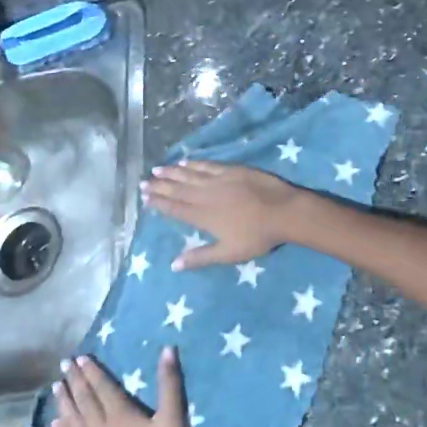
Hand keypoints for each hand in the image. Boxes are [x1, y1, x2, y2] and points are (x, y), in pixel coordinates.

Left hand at [51, 349, 192, 426]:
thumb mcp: (174, 423)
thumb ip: (170, 385)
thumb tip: (167, 349)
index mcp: (121, 417)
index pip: (103, 388)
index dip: (92, 372)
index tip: (79, 358)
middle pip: (85, 402)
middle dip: (75, 382)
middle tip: (63, 365)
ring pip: (72, 423)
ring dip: (64, 404)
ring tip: (56, 387)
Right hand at [143, 161, 310, 269]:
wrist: (283, 211)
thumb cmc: (257, 236)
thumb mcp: (229, 253)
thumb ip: (201, 257)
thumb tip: (174, 264)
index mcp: (203, 216)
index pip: (175, 208)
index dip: (159, 203)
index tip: (145, 197)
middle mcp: (206, 195)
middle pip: (178, 189)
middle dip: (160, 186)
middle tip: (144, 182)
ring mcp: (219, 180)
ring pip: (189, 174)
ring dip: (172, 172)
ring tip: (157, 170)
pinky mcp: (232, 170)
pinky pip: (207, 165)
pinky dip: (194, 164)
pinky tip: (184, 162)